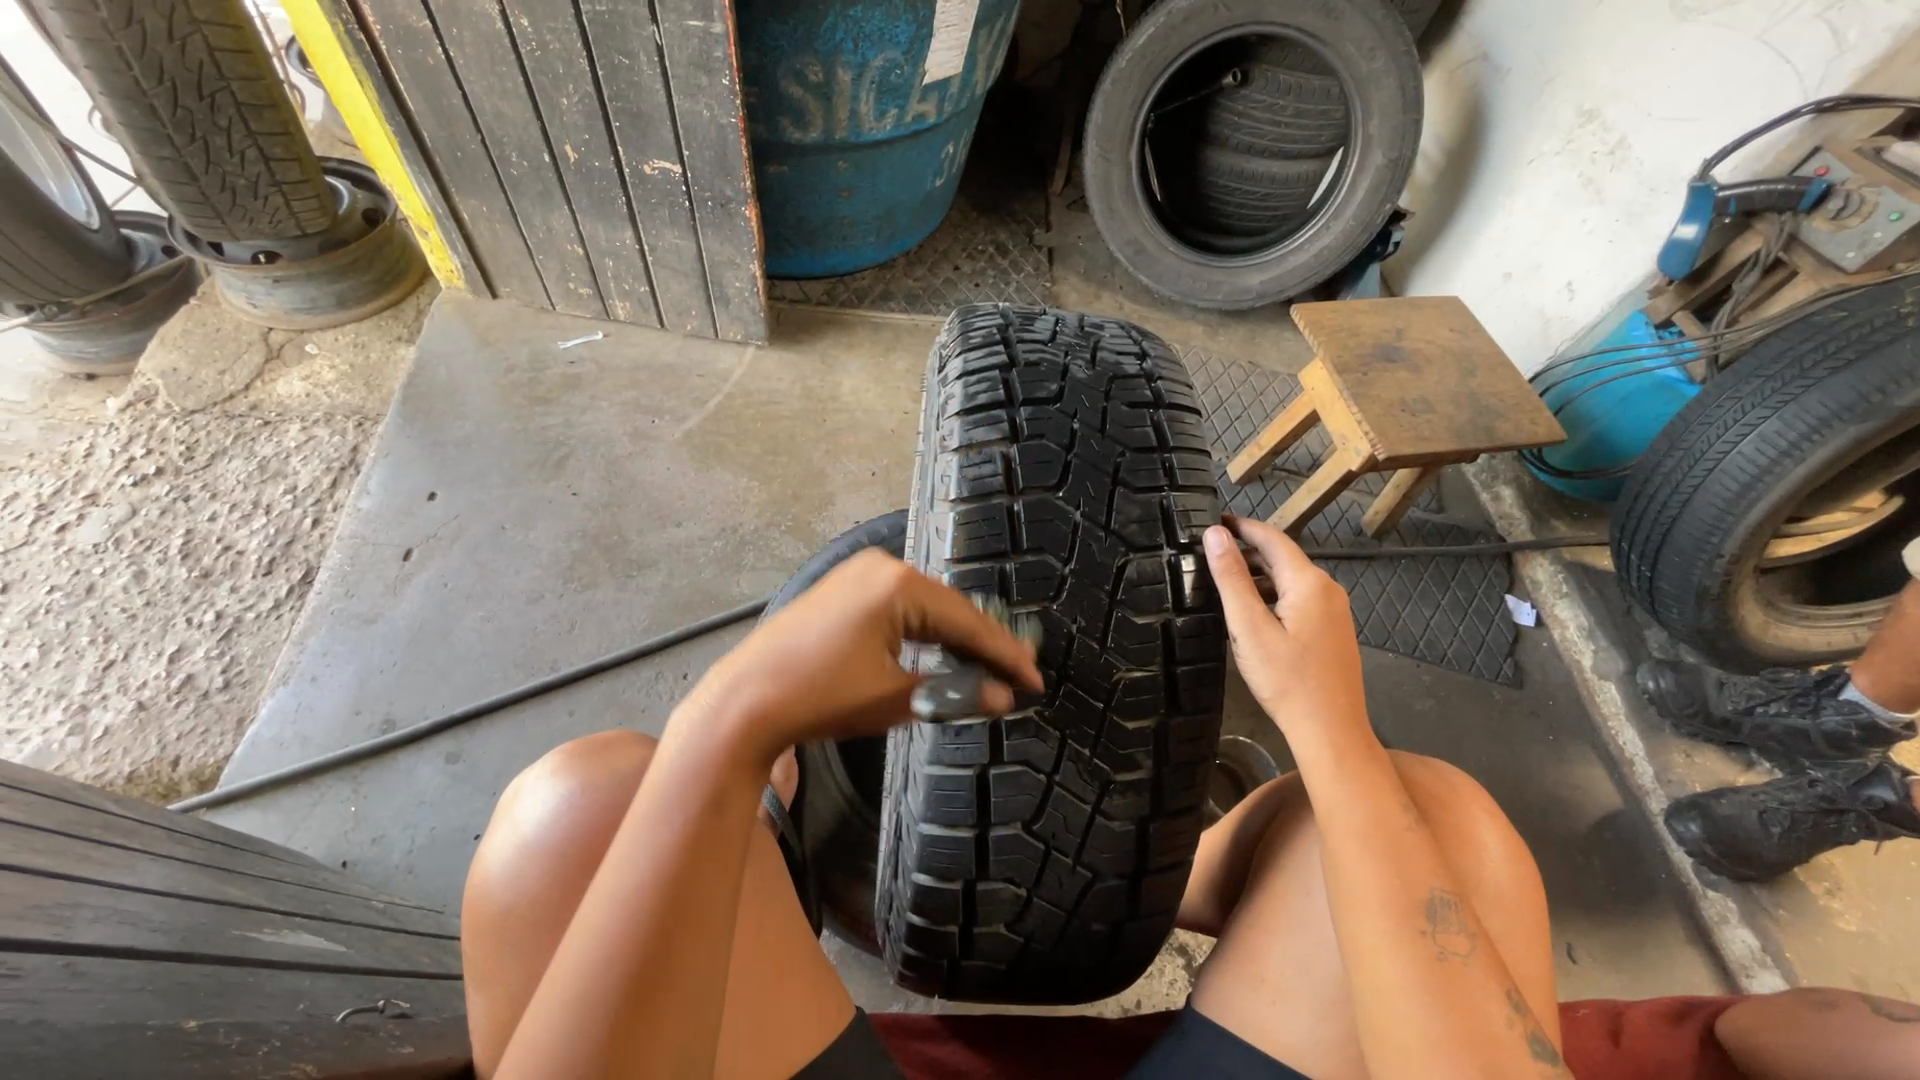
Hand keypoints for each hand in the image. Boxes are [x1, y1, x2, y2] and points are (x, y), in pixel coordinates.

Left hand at [680, 549, 1044, 761]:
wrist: (744, 701)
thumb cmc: (814, 697)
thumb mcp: (895, 699)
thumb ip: (956, 693)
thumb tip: (1002, 696)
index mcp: (897, 585)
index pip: (968, 622)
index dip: (1004, 654)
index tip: (1034, 678)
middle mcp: (880, 567)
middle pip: (950, 609)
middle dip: (983, 645)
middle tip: (1019, 673)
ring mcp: (858, 574)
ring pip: (926, 608)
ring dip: (954, 639)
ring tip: (988, 668)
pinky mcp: (843, 589)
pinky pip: (899, 607)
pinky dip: (923, 633)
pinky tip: (942, 653)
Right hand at [1202, 515, 1368, 734]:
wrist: (1330, 730)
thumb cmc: (1286, 680)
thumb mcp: (1249, 628)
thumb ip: (1231, 579)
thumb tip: (1215, 535)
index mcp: (1308, 582)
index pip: (1272, 538)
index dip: (1241, 526)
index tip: (1212, 520)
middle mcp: (1327, 589)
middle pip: (1283, 557)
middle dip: (1247, 550)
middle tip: (1209, 551)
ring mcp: (1335, 610)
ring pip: (1290, 579)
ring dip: (1258, 574)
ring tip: (1223, 579)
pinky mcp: (1333, 630)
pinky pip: (1299, 598)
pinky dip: (1273, 594)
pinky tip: (1252, 611)